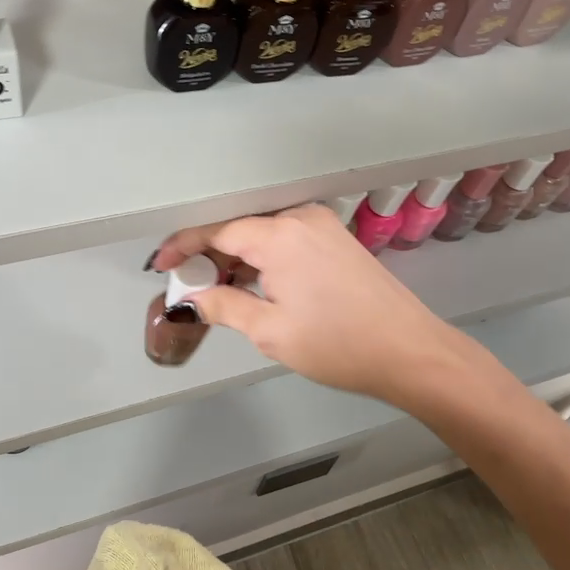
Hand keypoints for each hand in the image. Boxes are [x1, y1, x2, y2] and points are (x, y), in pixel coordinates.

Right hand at [147, 205, 488, 405]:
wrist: (409, 351)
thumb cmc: (337, 344)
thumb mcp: (270, 331)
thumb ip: (223, 305)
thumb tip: (190, 298)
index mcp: (279, 234)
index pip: (217, 230)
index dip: (183, 247)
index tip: (159, 265)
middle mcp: (300, 217)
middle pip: (241, 227)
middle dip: (210, 254)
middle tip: (188, 286)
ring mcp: (323, 226)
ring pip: (265, 234)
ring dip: (239, 258)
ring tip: (219, 291)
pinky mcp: (338, 239)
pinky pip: (288, 240)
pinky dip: (265, 258)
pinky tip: (257, 285)